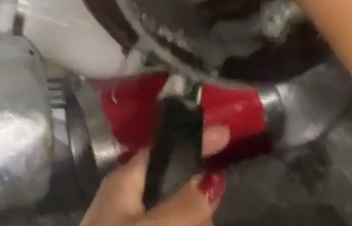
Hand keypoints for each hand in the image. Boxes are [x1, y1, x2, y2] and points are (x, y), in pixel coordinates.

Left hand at [79, 126, 230, 225]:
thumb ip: (183, 206)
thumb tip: (214, 178)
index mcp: (125, 182)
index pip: (163, 149)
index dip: (193, 142)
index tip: (226, 134)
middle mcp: (126, 200)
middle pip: (174, 189)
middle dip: (195, 204)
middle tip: (205, 221)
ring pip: (175, 218)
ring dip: (190, 223)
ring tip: (197, 225)